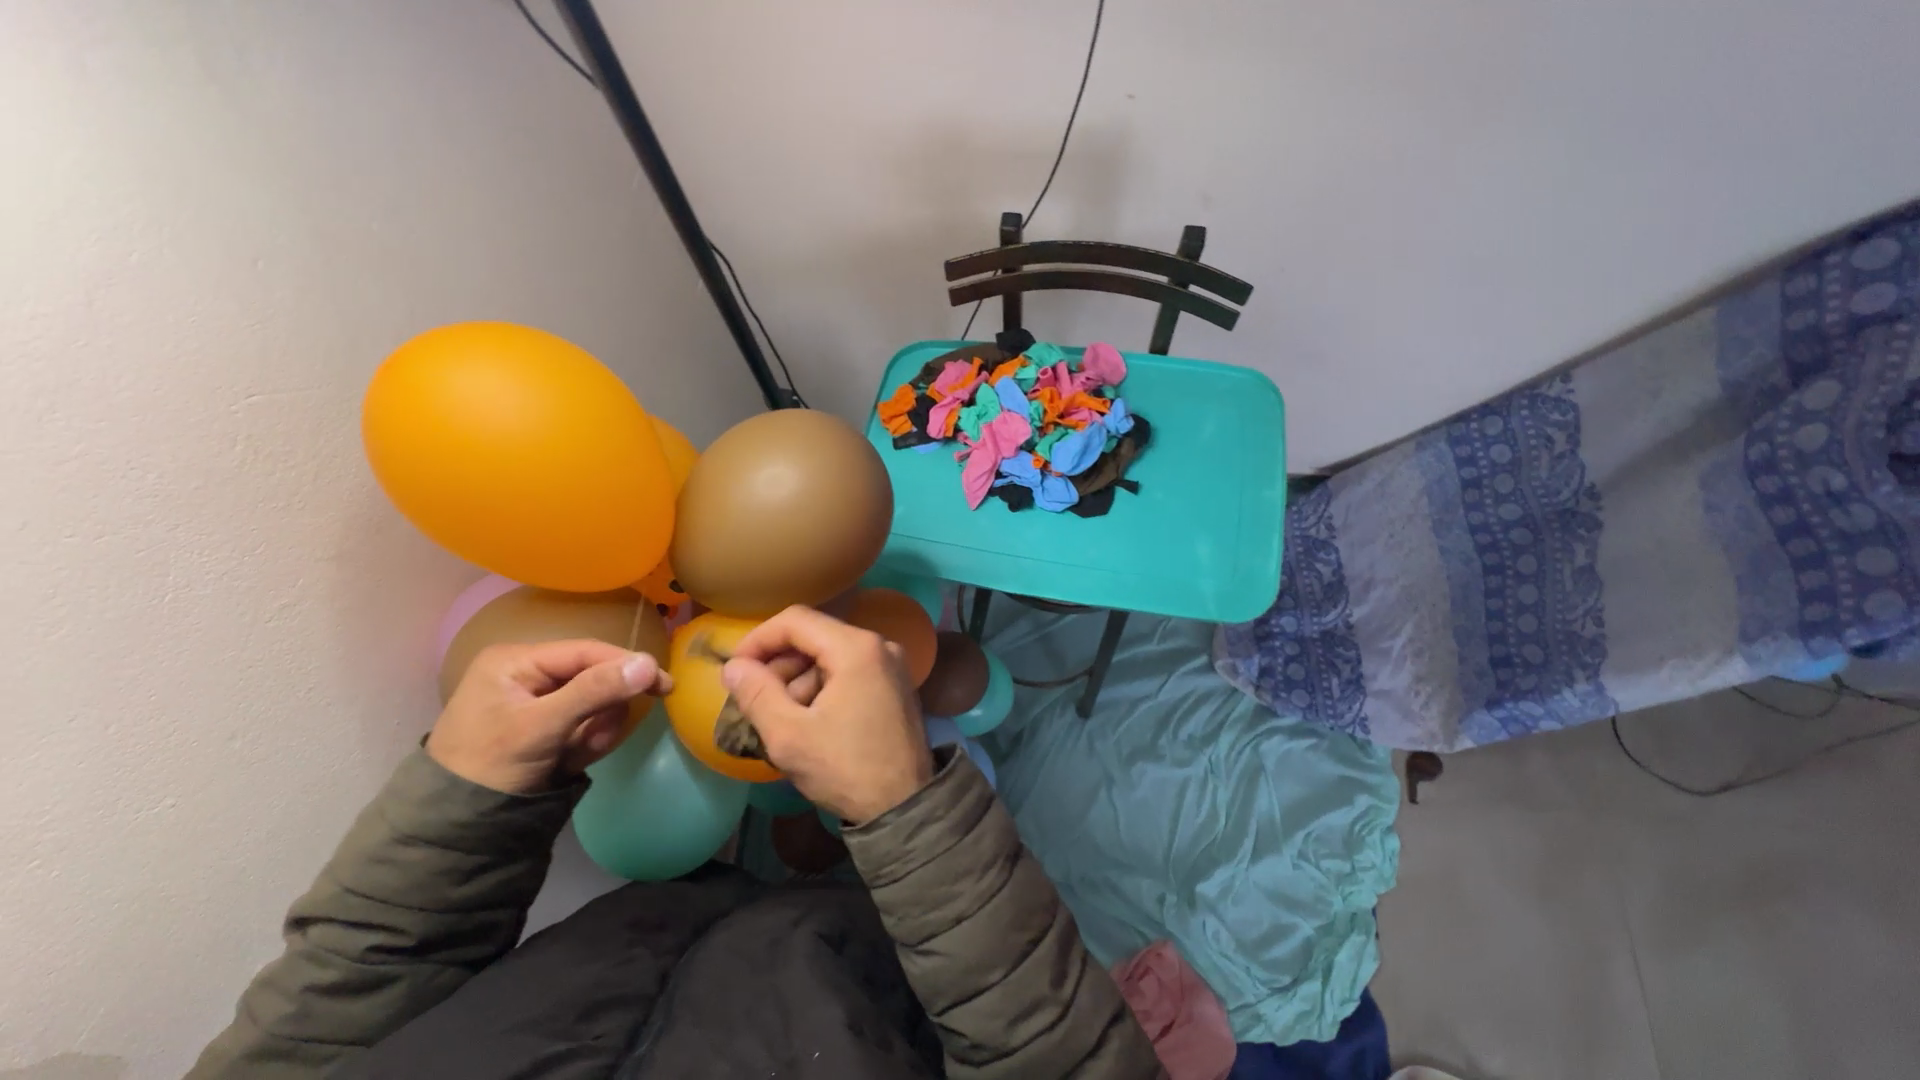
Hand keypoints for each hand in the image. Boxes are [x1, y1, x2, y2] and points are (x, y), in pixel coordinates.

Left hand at [428, 640, 673, 794]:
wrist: (456, 829)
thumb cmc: (490, 766)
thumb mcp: (542, 727)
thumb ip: (594, 692)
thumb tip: (648, 664)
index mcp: (516, 660)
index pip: (587, 651)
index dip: (628, 665)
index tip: (664, 685)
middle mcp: (528, 673)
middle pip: (594, 678)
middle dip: (601, 712)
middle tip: (595, 740)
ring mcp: (537, 700)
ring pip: (595, 704)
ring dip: (595, 731)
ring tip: (574, 755)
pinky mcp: (546, 726)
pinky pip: (585, 724)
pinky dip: (586, 743)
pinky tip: (568, 760)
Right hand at [722, 606, 932, 824]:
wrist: (907, 807)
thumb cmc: (845, 769)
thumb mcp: (789, 735)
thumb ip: (757, 693)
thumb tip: (732, 666)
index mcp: (856, 648)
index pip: (795, 620)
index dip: (758, 639)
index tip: (735, 668)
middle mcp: (879, 645)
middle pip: (815, 637)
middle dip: (779, 665)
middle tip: (755, 701)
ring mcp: (891, 666)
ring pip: (830, 657)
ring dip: (799, 681)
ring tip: (781, 720)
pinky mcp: (895, 687)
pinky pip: (849, 673)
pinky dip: (822, 689)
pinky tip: (808, 723)